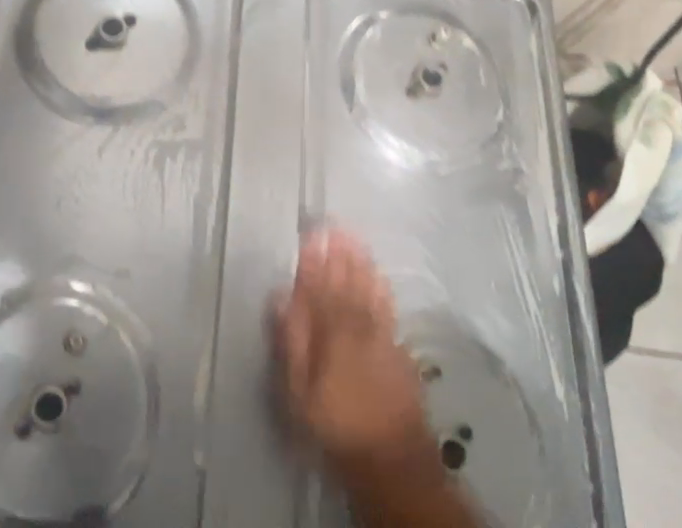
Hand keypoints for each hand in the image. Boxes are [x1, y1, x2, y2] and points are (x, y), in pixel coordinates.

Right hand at [271, 228, 430, 467]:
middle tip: (334, 226)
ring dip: (361, 263)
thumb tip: (282, 298)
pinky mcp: (398, 349)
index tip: (310, 233)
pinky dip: (380, 286)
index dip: (313, 260)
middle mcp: (359, 326)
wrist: (391, 456)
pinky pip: (387, 306)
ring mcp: (382, 336)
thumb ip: (292, 341)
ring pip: (370, 290)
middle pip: (347, 283)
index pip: (319, 287)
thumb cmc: (334, 425)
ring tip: (354, 239)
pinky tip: (378, 276)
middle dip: (339, 253)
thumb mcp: (299, 390)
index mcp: (331, 333)